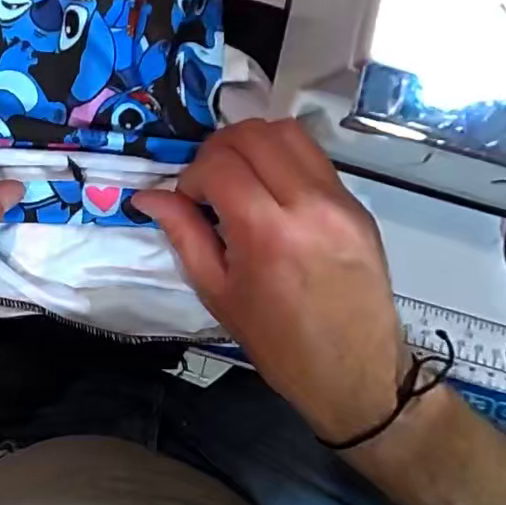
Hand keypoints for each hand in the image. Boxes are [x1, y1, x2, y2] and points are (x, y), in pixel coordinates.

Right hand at [135, 119, 406, 443]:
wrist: (355, 373)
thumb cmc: (277, 341)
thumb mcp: (217, 292)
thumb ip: (183, 232)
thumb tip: (147, 196)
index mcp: (267, 233)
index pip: (219, 164)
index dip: (192, 175)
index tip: (189, 200)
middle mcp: (309, 205)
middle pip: (253, 134)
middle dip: (217, 149)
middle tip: (209, 183)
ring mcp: (341, 201)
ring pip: (287, 131)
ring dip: (251, 144)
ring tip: (239, 178)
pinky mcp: (358, 205)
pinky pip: (313, 157)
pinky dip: (281, 159)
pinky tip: (271, 192)